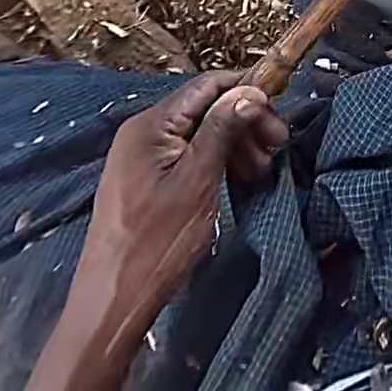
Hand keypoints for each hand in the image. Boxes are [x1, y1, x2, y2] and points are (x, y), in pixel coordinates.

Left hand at [77, 73, 288, 331]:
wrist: (112, 306)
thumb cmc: (155, 242)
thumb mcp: (197, 180)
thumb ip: (223, 129)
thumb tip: (251, 90)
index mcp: (151, 125)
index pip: (209, 85)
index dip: (248, 92)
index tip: (278, 115)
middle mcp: (146, 131)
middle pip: (210, 107)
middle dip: (247, 122)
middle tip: (278, 145)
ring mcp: (148, 154)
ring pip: (207, 130)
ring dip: (240, 143)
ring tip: (263, 168)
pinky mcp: (153, 175)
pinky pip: (196, 152)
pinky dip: (223, 159)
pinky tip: (243, 177)